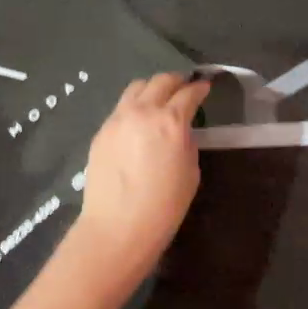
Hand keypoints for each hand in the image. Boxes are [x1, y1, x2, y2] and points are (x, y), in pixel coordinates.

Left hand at [74, 73, 211, 280]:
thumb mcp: (190, 172)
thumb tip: (180, 131)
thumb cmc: (164, 206)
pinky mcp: (101, 131)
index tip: (206, 86)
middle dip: (176, 81)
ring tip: (159, 100)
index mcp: (171, 121)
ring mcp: (117, 119)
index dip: (200, 88)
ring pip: (136, 88)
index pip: (189, 93)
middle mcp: (143, 112)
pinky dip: (134, 107)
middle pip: (161, 81)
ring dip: (152, 89)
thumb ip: (187, 142)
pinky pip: (121, 108)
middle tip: (184, 88)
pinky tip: (138, 123)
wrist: (117, 227)